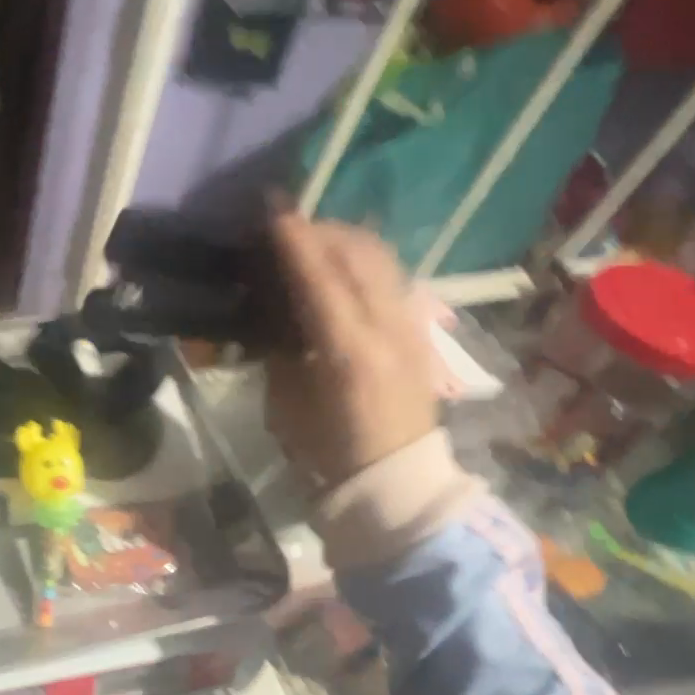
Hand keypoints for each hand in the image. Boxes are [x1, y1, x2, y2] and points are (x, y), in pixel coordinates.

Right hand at [263, 210, 437, 486]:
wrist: (393, 482)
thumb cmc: (327, 454)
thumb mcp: (288, 406)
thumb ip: (284, 351)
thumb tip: (276, 313)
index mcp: (350, 354)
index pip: (321, 281)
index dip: (296, 242)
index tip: (273, 212)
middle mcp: (388, 331)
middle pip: (359, 256)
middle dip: (322, 231)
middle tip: (286, 224)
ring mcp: (411, 328)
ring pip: (382, 260)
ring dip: (346, 241)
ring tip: (314, 238)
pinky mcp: (420, 332)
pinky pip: (392, 279)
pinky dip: (364, 262)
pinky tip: (343, 268)